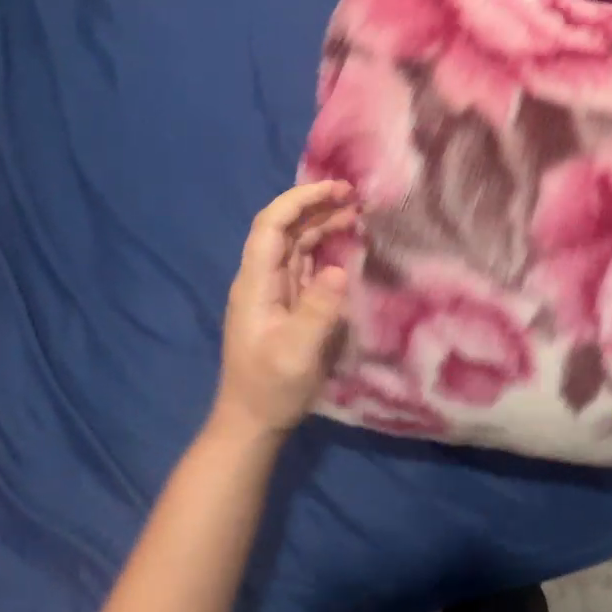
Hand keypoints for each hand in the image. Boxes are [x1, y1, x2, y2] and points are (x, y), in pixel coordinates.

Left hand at [212, 181, 357, 440]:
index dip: (300, 200)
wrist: (253, 422)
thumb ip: (317, 310)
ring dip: (323, 223)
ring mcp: (274, 291)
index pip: (271, 226)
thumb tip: (340, 268)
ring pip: (296, 243)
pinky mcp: (288, 304)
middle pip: (285, 228)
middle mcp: (262, 279)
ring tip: (358, 212)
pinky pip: (306, 263)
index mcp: (256, 283)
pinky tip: (348, 243)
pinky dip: (327, 245)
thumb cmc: (271, 387)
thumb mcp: (296, 351)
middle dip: (316, 205)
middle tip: (357, 195)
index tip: (337, 189)